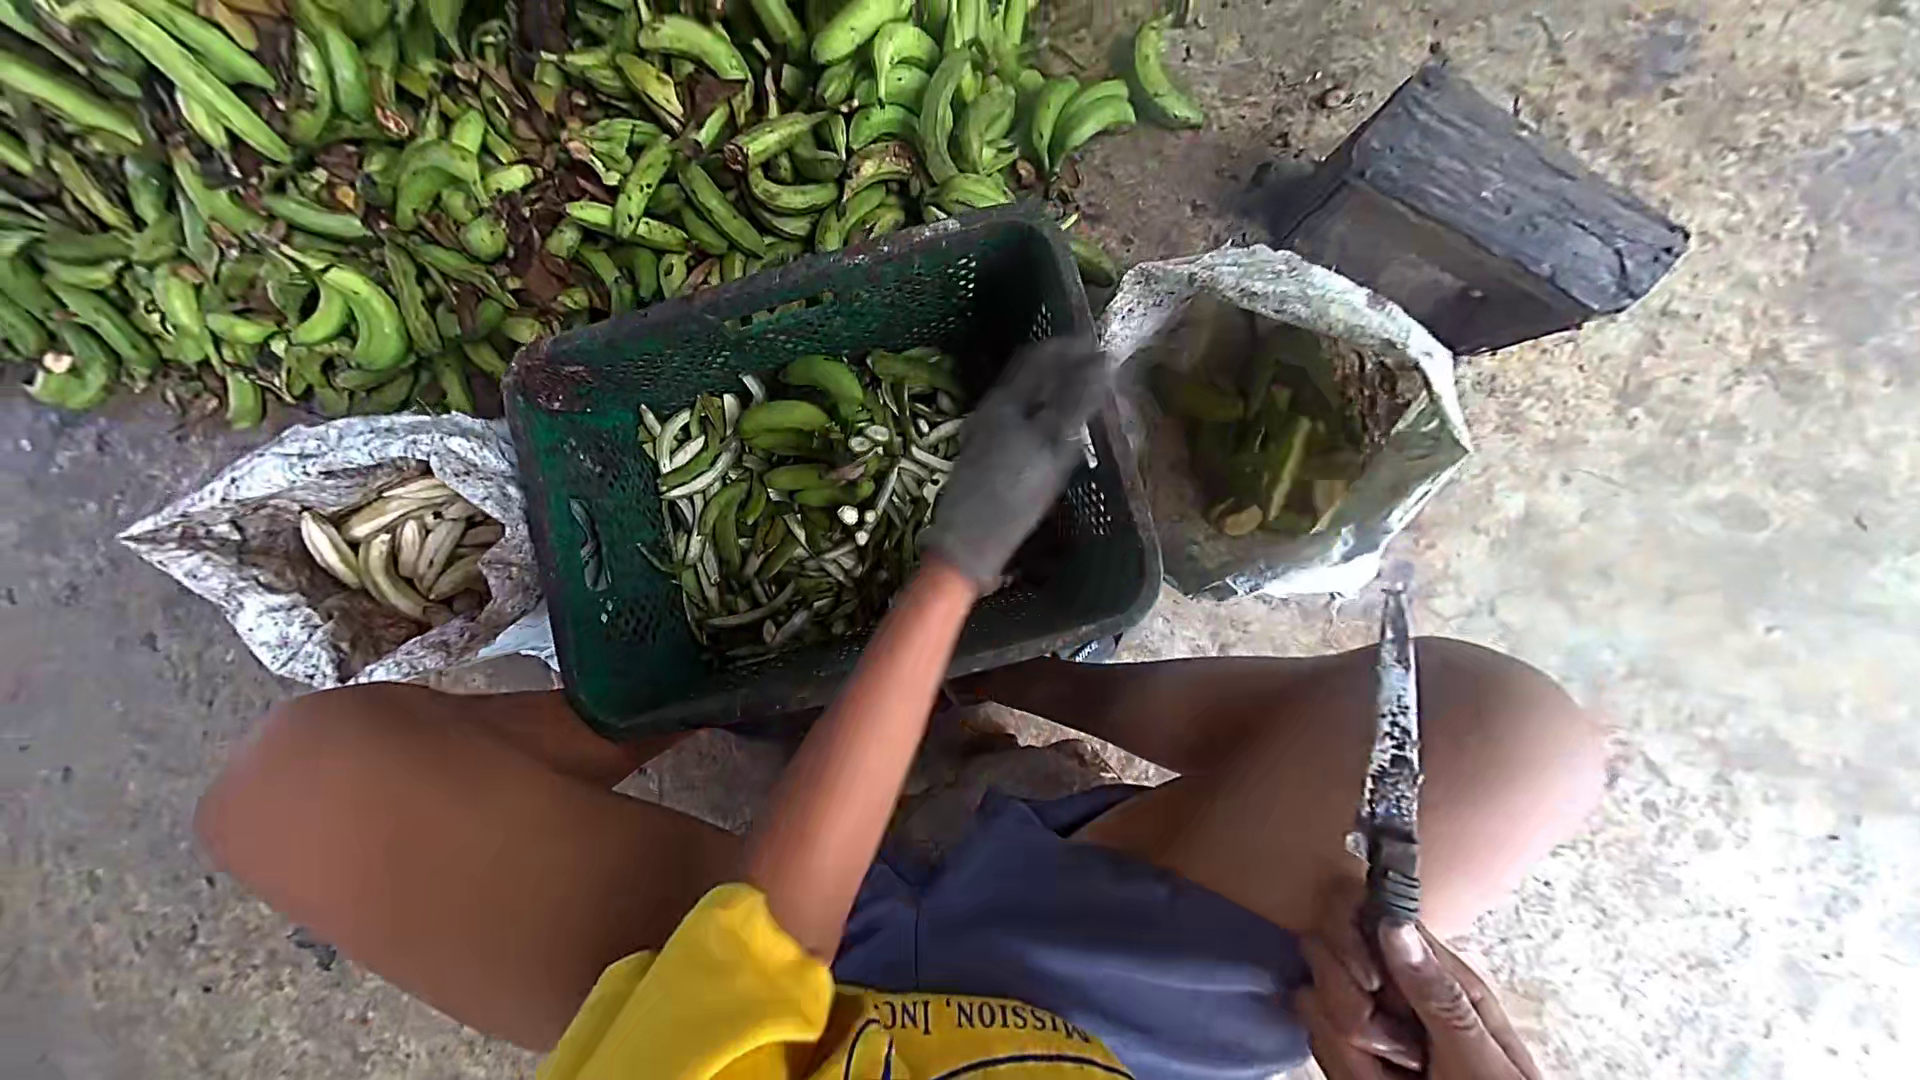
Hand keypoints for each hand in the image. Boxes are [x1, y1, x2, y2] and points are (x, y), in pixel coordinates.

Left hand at [920, 336, 1111, 587]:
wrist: (968, 540)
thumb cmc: (1010, 494)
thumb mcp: (1050, 446)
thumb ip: (1075, 401)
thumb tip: (1103, 363)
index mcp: (1004, 401)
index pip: (1041, 357)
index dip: (1072, 347)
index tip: (1101, 347)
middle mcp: (992, 410)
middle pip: (1032, 377)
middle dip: (1066, 368)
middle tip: (1100, 374)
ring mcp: (987, 433)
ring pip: (1027, 399)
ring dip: (1056, 392)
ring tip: (1087, 399)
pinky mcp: (988, 455)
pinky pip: (1022, 422)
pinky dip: (1045, 417)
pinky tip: (1061, 432)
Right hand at [1296, 913, 1540, 1079]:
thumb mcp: (1483, 1067)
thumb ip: (1437, 995)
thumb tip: (1391, 919)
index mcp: (1431, 972)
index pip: (1358, 911)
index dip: (1350, 939)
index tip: (1370, 984)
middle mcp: (1390, 982)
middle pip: (1322, 951)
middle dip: (1349, 1006)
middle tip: (1401, 1053)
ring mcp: (1365, 1012)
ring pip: (1313, 998)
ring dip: (1351, 1051)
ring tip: (1396, 1079)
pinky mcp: (1344, 1043)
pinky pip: (1315, 1036)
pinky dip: (1344, 1068)